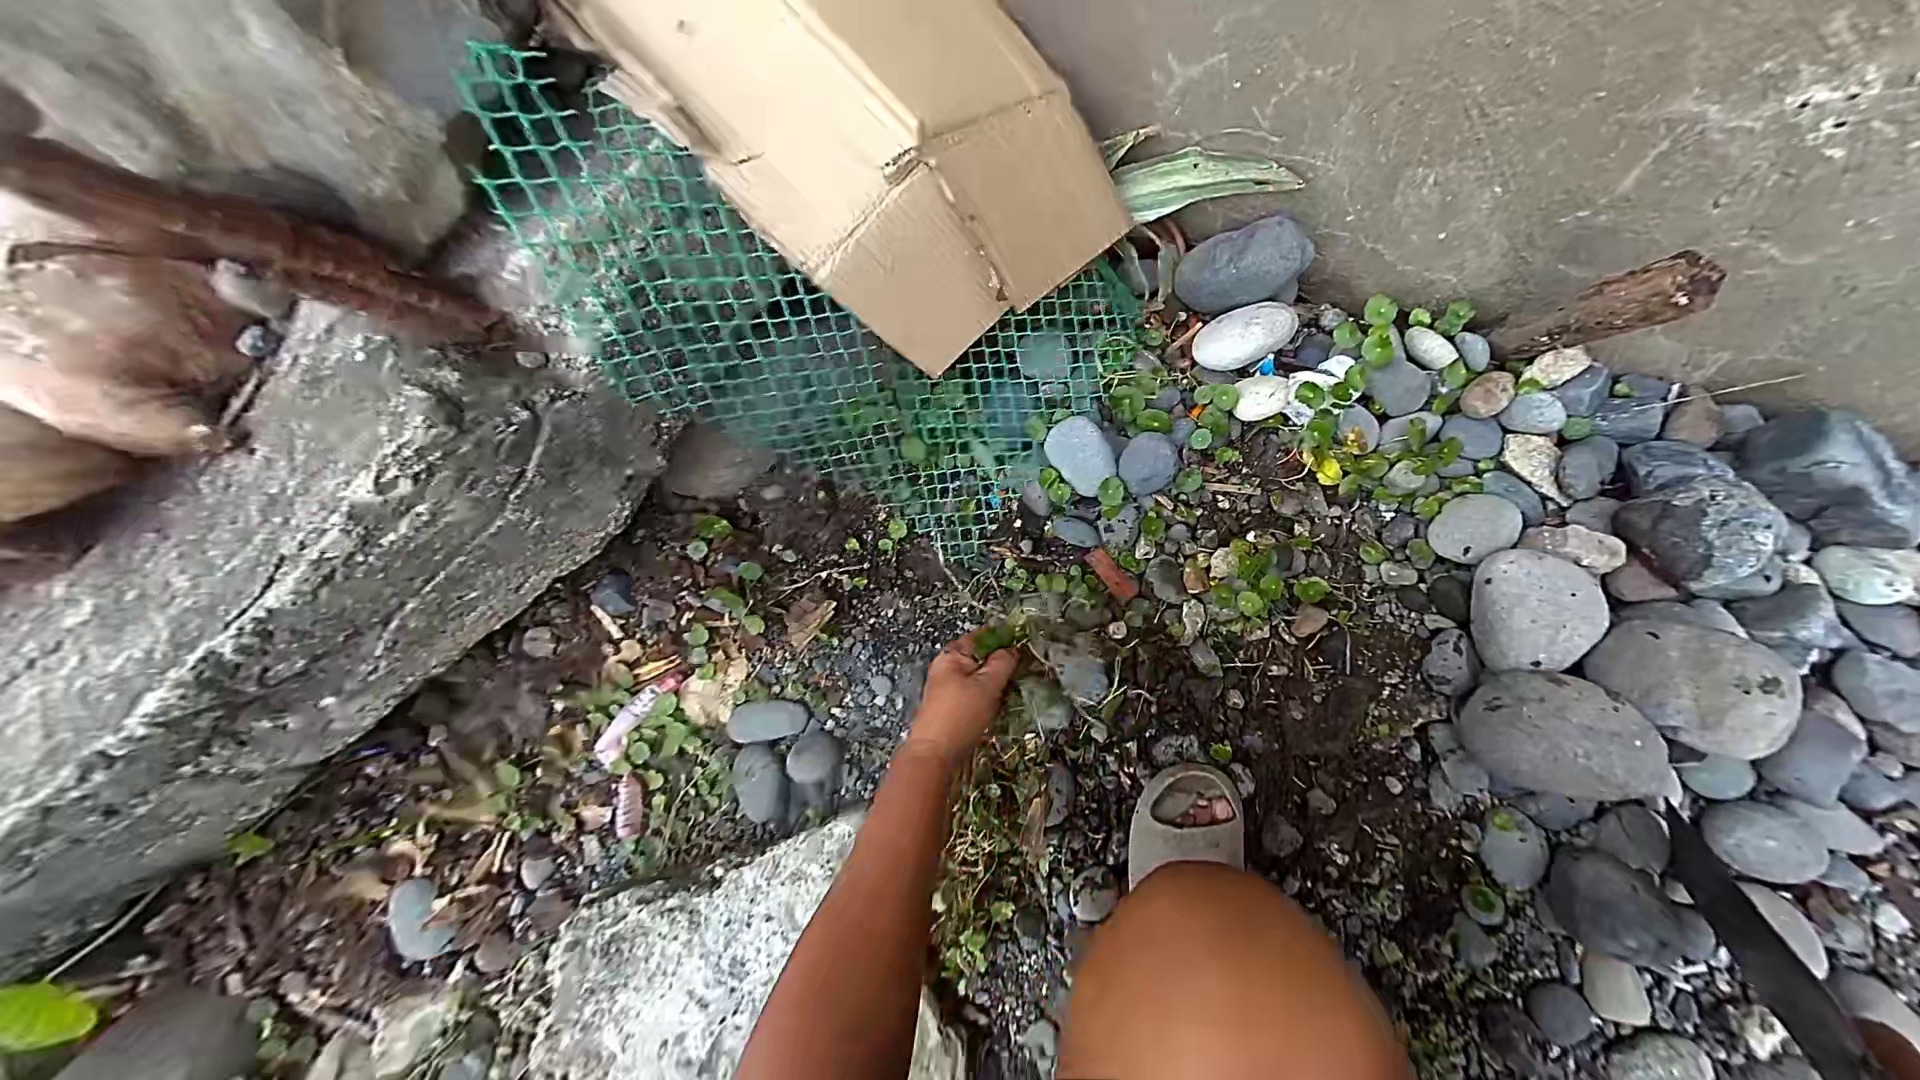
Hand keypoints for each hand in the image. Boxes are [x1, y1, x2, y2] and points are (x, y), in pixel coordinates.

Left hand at [905, 629, 1017, 766]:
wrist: (934, 754)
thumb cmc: (960, 715)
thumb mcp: (987, 685)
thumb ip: (1002, 663)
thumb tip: (1012, 649)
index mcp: (951, 656)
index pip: (980, 637)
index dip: (1002, 638)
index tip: (1023, 645)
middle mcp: (946, 669)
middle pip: (979, 659)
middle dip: (1000, 664)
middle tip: (1021, 671)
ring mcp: (946, 689)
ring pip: (977, 679)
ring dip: (995, 684)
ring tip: (1013, 691)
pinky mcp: (950, 708)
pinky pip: (973, 695)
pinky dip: (986, 698)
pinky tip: (998, 707)